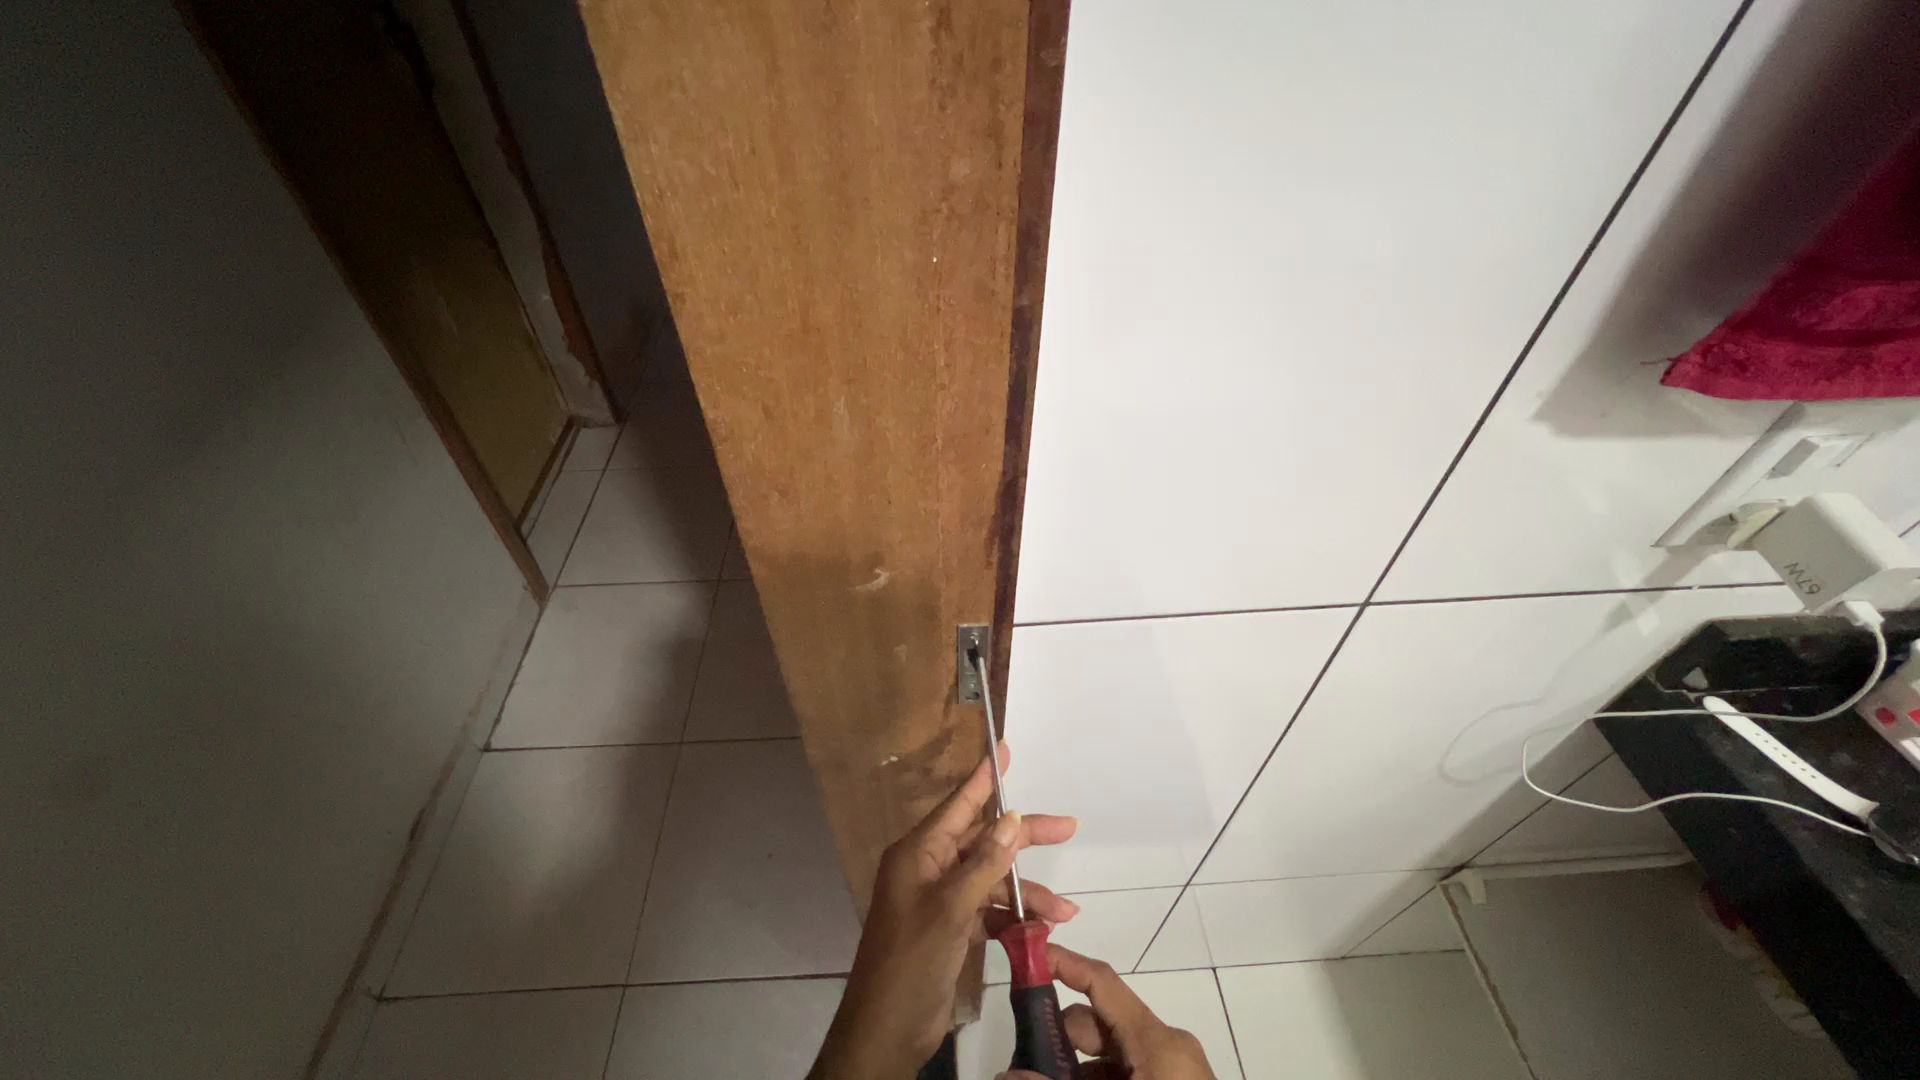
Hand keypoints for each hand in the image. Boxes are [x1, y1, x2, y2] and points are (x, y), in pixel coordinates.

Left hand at [810, 744, 1077, 1079]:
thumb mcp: (950, 909)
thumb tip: (1011, 818)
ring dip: (1025, 893)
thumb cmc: (910, 961)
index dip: (984, 778)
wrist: (886, 1031)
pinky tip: (1040, 932)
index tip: (1004, 748)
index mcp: (918, 853)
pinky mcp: (950, 929)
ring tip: (1064, 912)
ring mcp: (939, 900)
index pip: (958, 805)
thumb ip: (984, 863)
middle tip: (1068, 828)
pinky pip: (988, 911)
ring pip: (991, 879)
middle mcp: (928, 868)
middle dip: (1024, 839)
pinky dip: (1013, 919)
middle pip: (983, 841)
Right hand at [998, 944, 1217, 1079]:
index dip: (1062, 964)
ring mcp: (1172, 1074)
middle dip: (1056, 1037)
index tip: (1024, 958)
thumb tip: (1005, 1076)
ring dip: (1072, 1068)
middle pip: (1098, 1024)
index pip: (1101, 982)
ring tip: (1036, 1079)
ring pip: (1108, 1057)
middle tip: (1018, 1061)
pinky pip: (1125, 1078)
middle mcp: (1166, 1049)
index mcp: (1158, 1041)